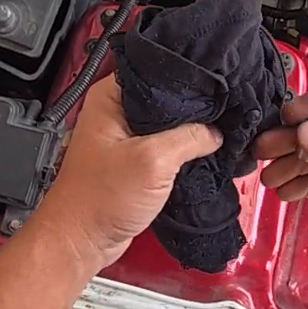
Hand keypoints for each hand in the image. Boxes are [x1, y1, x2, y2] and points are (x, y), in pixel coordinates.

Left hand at [28, 76, 221, 272]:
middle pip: (167, 96)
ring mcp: (126, 135)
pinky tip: (203, 153)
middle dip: (195, 106)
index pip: (158, 68)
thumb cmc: (97, 201)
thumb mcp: (153, 161)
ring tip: (218, 131)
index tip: (217, 81)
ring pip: (168, 123)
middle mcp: (117, 110)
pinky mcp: (135, 158)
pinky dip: (183, 150)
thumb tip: (215, 132)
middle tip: (225, 110)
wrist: (83, 240)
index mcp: (111, 96)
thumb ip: (190, 138)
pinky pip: (165, 146)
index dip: (189, 75)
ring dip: (190, 131)